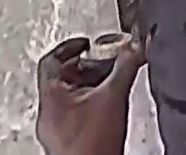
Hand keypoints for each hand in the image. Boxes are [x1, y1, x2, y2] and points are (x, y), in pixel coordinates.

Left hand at [35, 36, 146, 154]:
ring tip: (113, 77)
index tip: (88, 42)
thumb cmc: (93, 147)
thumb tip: (136, 45)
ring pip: (71, 94)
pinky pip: (77, 110)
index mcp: (51, 100)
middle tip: (108, 58)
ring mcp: (57, 131)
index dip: (70, 46)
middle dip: (89, 63)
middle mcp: (50, 115)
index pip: (50, 61)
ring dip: (93, 81)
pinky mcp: (69, 141)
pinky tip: (111, 101)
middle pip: (63, 76)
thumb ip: (126, 64)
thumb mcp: (114, 95)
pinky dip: (94, 99)